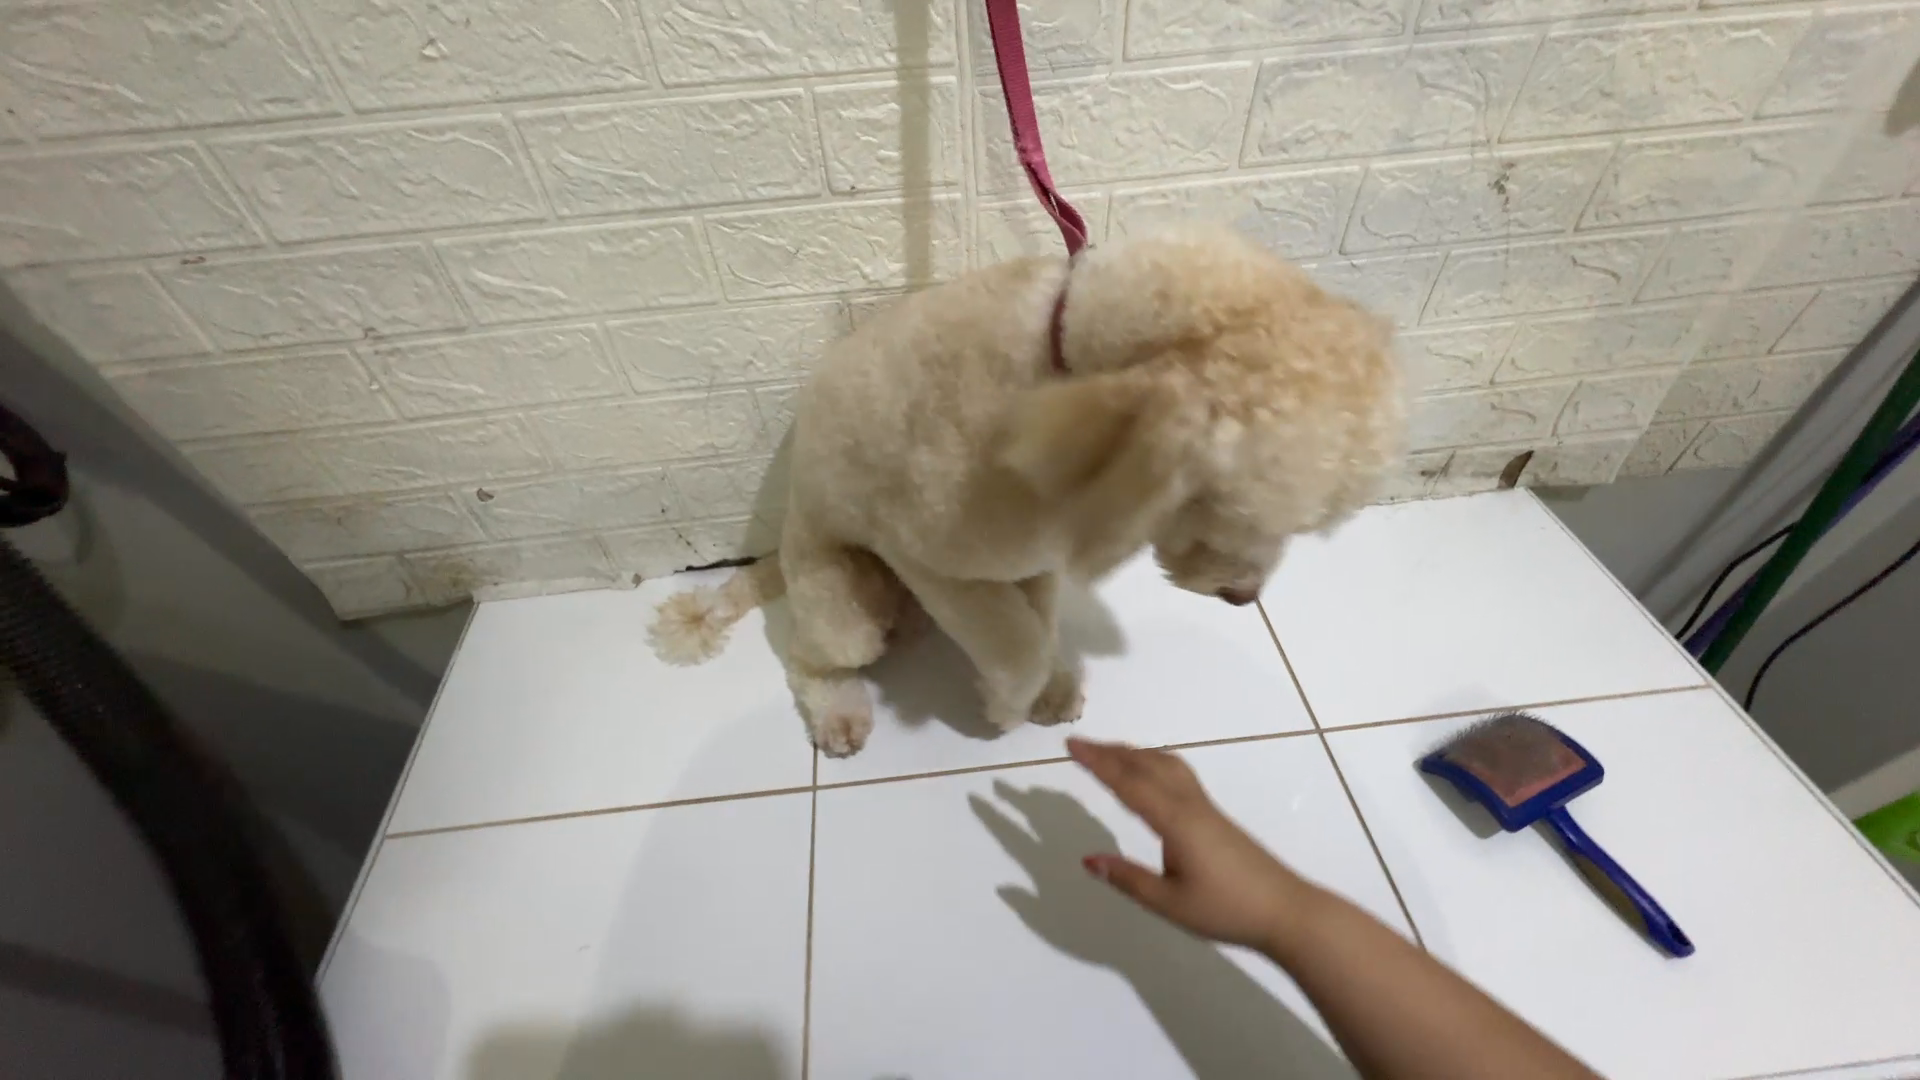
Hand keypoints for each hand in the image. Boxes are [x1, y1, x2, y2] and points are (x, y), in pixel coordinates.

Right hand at [1067, 736, 1312, 950]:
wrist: (1286, 911)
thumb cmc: (1226, 909)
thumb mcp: (1170, 903)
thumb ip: (1127, 879)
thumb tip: (1086, 859)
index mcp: (1174, 820)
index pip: (1128, 783)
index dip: (1097, 763)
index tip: (1071, 746)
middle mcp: (1187, 803)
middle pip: (1144, 764)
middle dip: (1109, 751)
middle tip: (1078, 744)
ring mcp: (1203, 805)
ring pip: (1163, 764)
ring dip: (1132, 753)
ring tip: (1107, 752)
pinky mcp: (1213, 813)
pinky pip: (1176, 772)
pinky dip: (1152, 761)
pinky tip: (1149, 772)